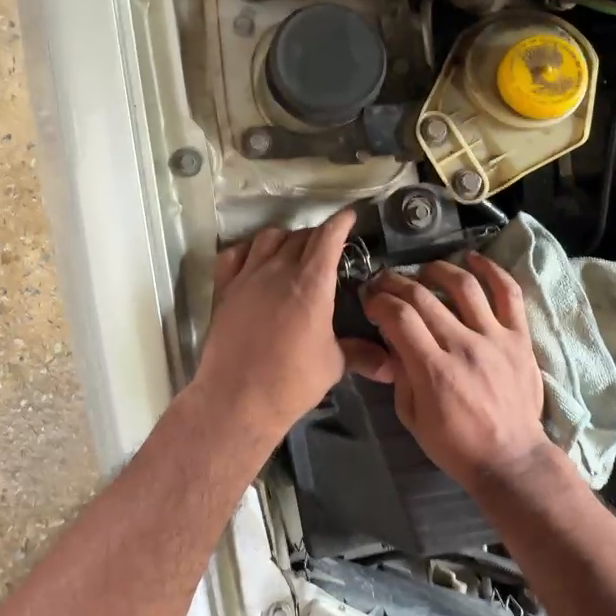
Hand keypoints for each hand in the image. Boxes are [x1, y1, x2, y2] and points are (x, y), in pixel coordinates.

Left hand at [194, 210, 372, 435]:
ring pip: (268, 238)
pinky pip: (234, 255)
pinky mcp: (224, 290)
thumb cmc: (291, 382)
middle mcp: (278, 270)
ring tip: (294, 251)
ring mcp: (247, 277)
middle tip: (328, 247)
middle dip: (318, 235)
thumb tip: (390, 365)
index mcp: (311, 283)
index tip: (350, 215)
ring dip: (286, 238)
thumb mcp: (333, 365)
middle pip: (301, 236)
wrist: (237, 399)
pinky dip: (249, 250)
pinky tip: (255, 260)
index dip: (341, 222)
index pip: (328, 237)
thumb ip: (361, 354)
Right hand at [356, 255, 552, 491]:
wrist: (512, 460)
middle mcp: (463, 346)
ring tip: (422, 271)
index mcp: (433, 370)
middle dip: (395, 283)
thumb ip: (399, 375)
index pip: (399, 317)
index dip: (378, 301)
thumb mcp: (411, 417)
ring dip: (436, 269)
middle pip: (422, 296)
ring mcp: (495, 338)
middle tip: (385, 283)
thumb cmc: (456, 445)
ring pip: (463, 285)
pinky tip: (472, 258)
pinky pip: (509, 294)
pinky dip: (491, 270)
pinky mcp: (520, 338)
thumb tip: (391, 341)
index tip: (370, 302)